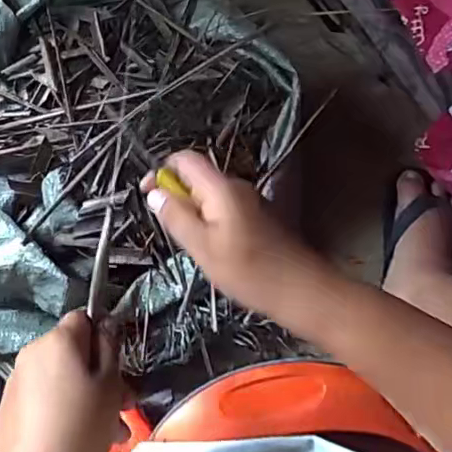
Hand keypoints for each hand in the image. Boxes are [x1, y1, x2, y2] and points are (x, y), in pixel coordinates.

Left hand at [0, 311, 123, 451]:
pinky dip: (66, 412)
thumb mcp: (109, 388)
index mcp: (56, 339)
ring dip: (88, 397)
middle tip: (123, 407)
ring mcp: (17, 380)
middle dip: (100, 374)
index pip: (83, 318)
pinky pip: (46, 398)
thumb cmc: (80, 431)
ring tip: (111, 433)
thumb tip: (104, 325)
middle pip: (73, 351)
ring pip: (62, 378)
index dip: (104, 338)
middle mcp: (31, 352)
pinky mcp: (10, 408)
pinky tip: (83, 443)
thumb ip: (110, 351)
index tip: (120, 368)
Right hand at [142, 150, 328, 320]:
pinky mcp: (256, 218)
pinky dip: (209, 224)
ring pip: (208, 197)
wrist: (301, 292)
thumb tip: (155, 194)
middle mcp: (236, 188)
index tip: (149, 194)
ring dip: (193, 214)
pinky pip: (222, 210)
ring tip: (193, 244)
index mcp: (221, 189)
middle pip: (195, 179)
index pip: (184, 159)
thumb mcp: (201, 247)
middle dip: (177, 198)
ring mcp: (249, 202)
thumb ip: (175, 217)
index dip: (162, 171)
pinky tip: (213, 250)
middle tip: (171, 228)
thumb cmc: (250, 272)